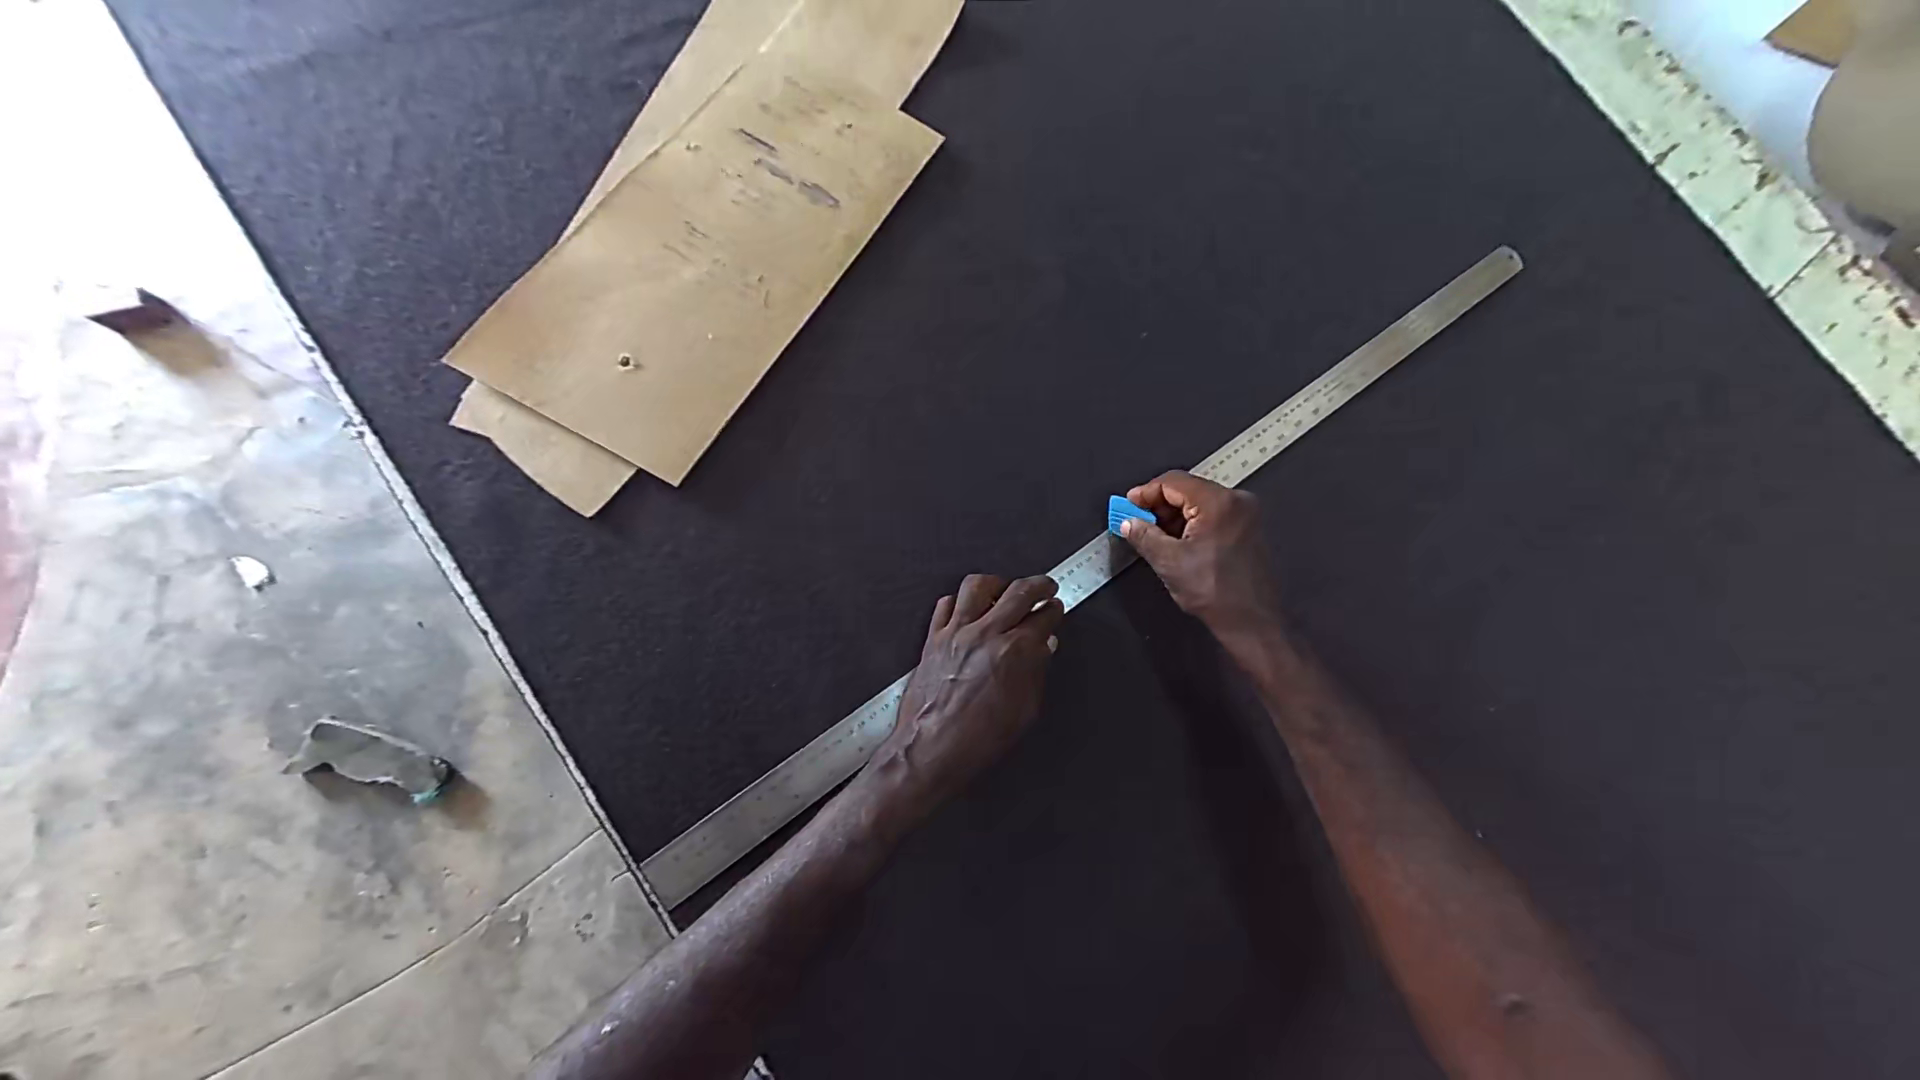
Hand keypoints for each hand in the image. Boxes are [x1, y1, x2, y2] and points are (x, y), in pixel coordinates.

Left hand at [864, 574, 1065, 820]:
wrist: (932, 749)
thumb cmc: (976, 739)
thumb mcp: (1025, 711)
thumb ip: (1036, 672)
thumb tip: (1042, 650)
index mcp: (1013, 652)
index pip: (1043, 617)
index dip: (1054, 610)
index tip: (1055, 609)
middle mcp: (984, 634)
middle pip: (1018, 591)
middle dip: (1038, 585)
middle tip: (1044, 587)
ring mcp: (956, 633)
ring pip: (978, 585)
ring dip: (997, 583)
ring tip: (1005, 589)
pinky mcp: (934, 638)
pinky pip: (945, 604)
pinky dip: (960, 600)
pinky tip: (967, 607)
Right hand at [1119, 470, 1282, 640]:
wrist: (1251, 621)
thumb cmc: (1216, 593)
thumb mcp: (1168, 562)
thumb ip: (1143, 535)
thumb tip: (1128, 523)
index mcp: (1218, 503)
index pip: (1173, 482)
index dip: (1145, 492)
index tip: (1128, 504)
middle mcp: (1236, 502)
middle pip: (1187, 489)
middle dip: (1158, 505)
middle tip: (1136, 521)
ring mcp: (1245, 515)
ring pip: (1199, 502)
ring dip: (1173, 515)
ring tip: (1153, 535)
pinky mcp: (1247, 529)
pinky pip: (1212, 515)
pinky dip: (1190, 523)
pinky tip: (1175, 541)